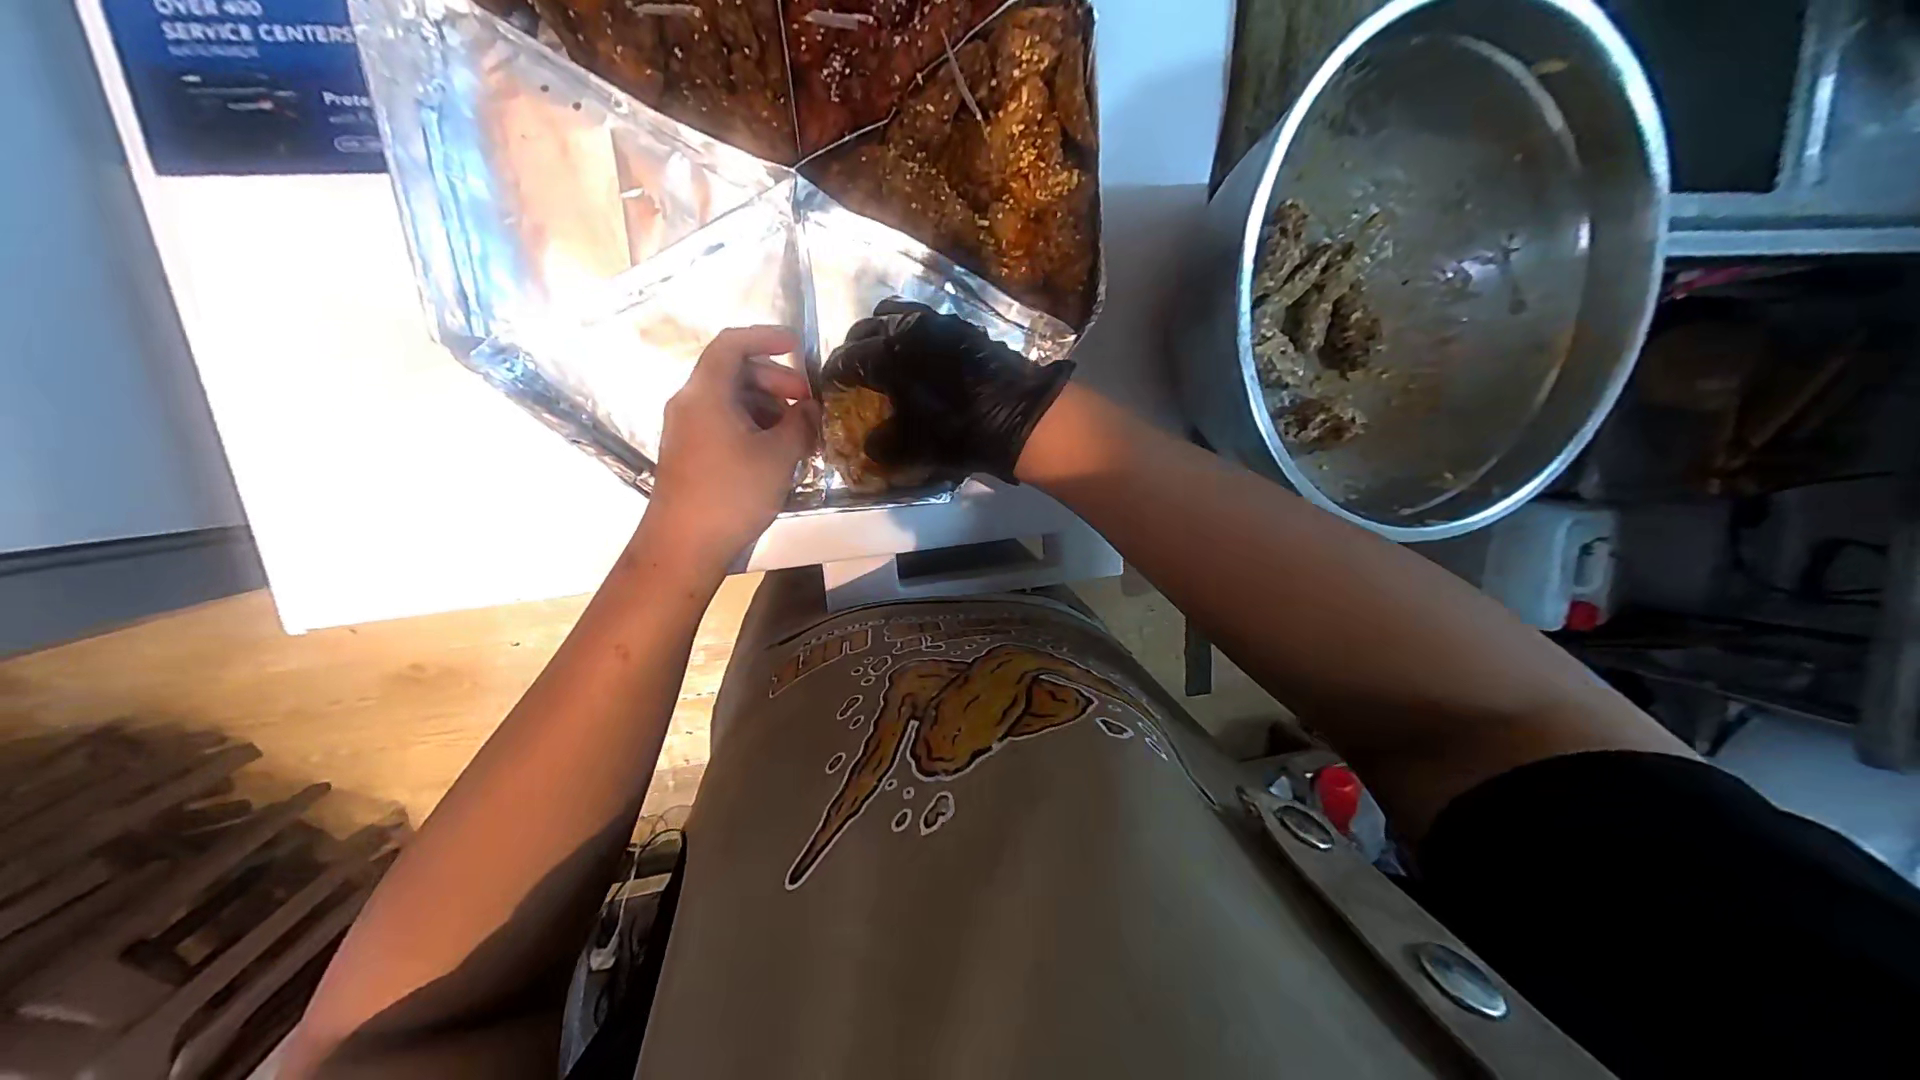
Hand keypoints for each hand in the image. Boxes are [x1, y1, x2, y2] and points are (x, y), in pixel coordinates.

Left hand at [644, 326, 814, 567]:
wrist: (684, 545)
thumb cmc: (732, 494)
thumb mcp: (778, 457)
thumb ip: (800, 423)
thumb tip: (810, 408)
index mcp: (706, 393)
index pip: (733, 344)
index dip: (767, 338)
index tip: (798, 347)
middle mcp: (690, 402)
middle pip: (733, 371)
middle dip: (775, 379)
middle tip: (806, 400)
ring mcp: (686, 428)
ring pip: (730, 399)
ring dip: (767, 405)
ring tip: (797, 430)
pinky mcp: (690, 451)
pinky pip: (723, 421)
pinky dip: (752, 424)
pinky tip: (776, 450)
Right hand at [822, 299, 1074, 483]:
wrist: (1022, 416)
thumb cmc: (961, 432)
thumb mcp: (916, 447)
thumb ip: (884, 445)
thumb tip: (870, 445)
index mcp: (889, 354)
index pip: (848, 360)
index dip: (835, 376)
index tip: (831, 389)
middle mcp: (909, 327)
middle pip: (867, 329)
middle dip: (855, 350)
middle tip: (855, 374)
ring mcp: (938, 322)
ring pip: (895, 316)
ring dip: (882, 335)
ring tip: (885, 360)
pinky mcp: (962, 326)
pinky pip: (924, 322)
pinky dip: (911, 335)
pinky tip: (919, 358)